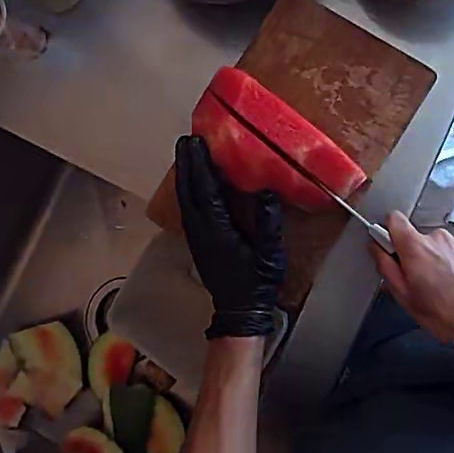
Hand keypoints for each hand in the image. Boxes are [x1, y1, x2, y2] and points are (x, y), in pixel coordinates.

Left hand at [176, 136, 285, 338]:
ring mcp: (196, 236)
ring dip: (184, 174)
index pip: (206, 191)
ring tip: (186, 154)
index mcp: (218, 230)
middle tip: (186, 140)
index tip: (197, 143)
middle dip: (187, 164)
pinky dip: (188, 188)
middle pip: (188, 190)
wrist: (240, 311)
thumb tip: (267, 193)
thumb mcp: (269, 254)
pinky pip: (188, 207)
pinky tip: (192, 182)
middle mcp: (201, 230)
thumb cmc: (257, 282)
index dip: (201, 166)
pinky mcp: (198, 241)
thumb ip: (268, 224)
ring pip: (185, 198)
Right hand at [369, 212, 453, 343]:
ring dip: (437, 262)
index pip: (393, 219)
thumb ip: (386, 267)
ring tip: (443, 291)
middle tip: (419, 283)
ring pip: (438, 248)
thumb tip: (377, 250)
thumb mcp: (405, 296)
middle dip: (415, 256)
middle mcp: (437, 237)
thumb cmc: (448, 314)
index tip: (388, 248)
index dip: (388, 232)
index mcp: (415, 246)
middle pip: (417, 238)